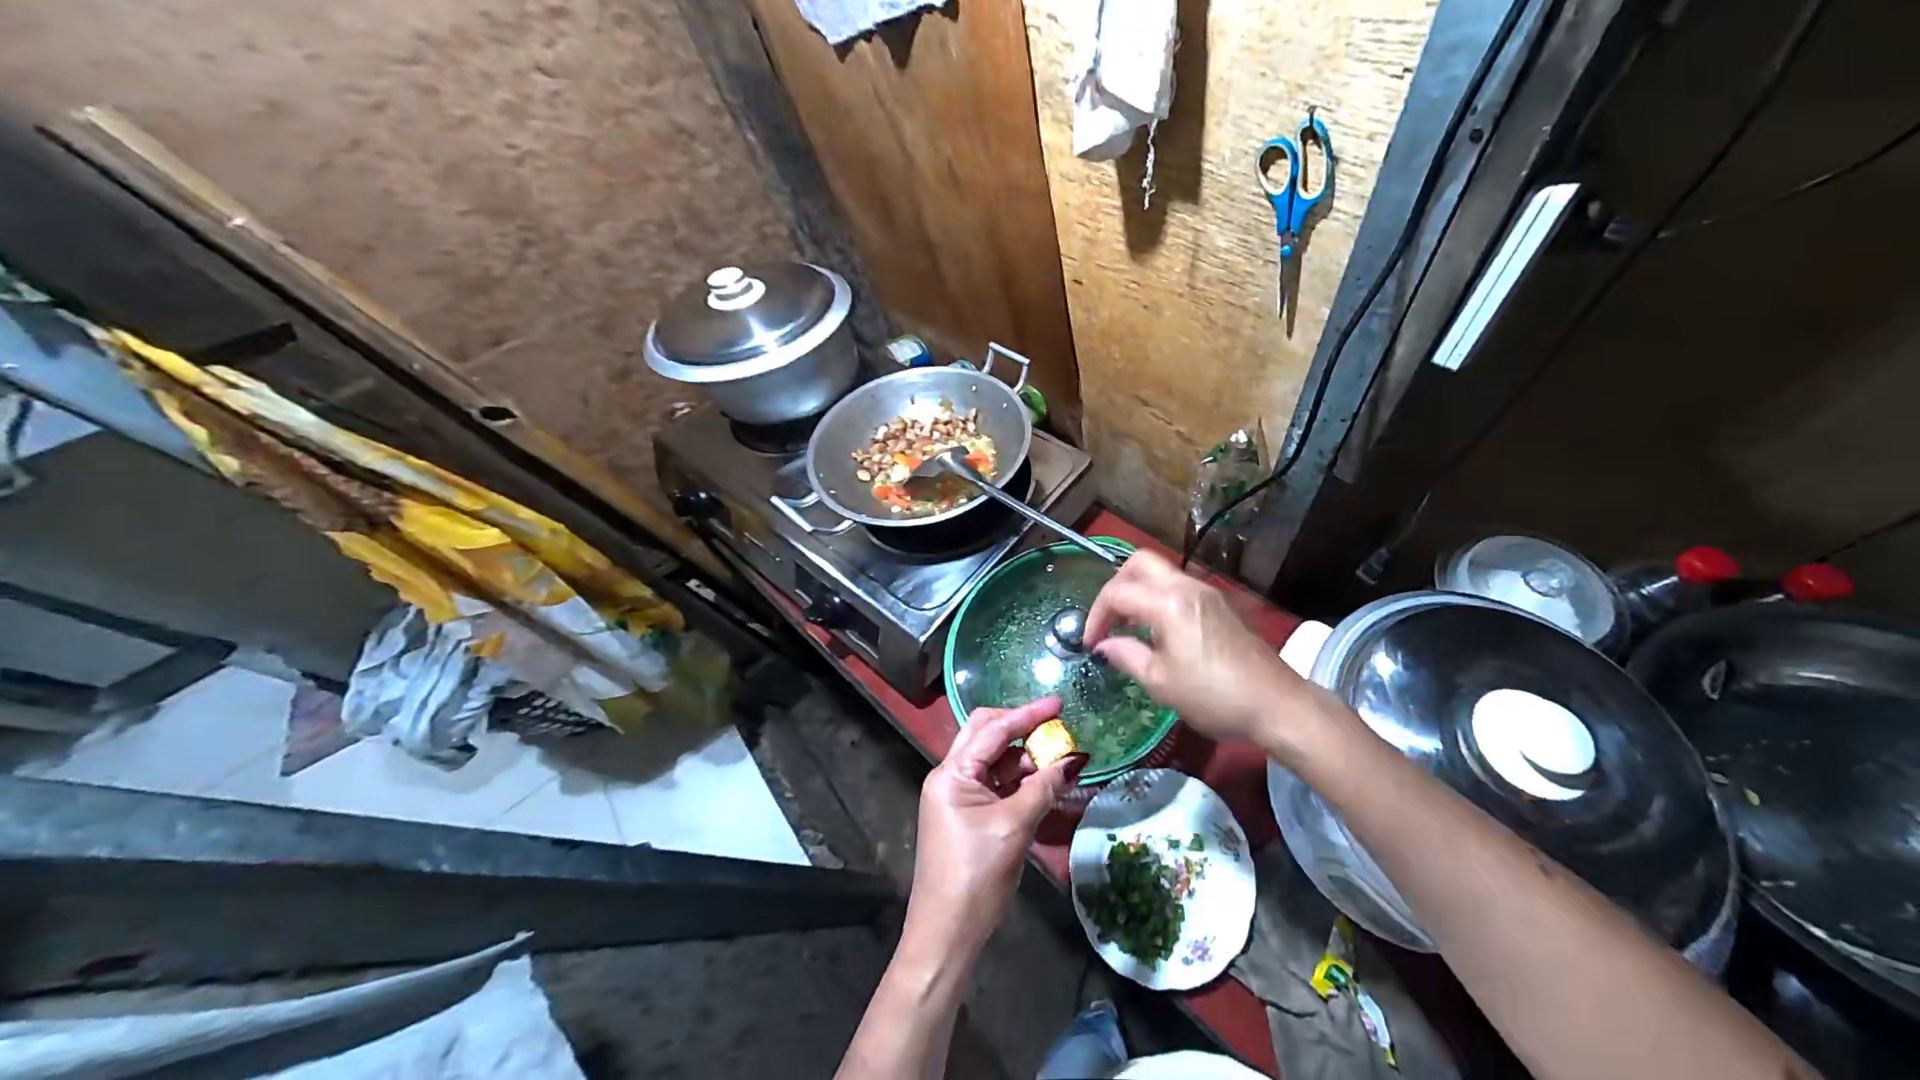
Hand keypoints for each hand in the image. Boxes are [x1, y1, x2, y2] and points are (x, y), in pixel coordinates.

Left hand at [906, 698, 1085, 955]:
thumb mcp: (1014, 828)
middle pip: (986, 735)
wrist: (947, 932)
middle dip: (1021, 728)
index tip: (1059, 703)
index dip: (1027, 714)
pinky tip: (1042, 781)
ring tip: (1057, 758)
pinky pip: (993, 784)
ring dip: (1023, 757)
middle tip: (1056, 726)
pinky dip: (1017, 780)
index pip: (992, 729)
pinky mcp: (965, 814)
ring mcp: (955, 795)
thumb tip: (1074, 760)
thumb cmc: (976, 876)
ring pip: (992, 760)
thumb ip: (1044, 789)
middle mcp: (949, 776)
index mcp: (951, 773)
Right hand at [1084, 550, 1325, 755]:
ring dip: (1138, 591)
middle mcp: (1187, 588)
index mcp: (1168, 603)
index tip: (1090, 642)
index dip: (1096, 615)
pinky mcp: (1220, 606)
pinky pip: (1178, 587)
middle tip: (1107, 619)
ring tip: (1129, 627)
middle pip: (1139, 563)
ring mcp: (1207, 594)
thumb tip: (1104, 645)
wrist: (1276, 705)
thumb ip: (1127, 656)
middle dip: (1115, 586)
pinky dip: (1158, 598)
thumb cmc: (1214, 696)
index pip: (1117, 593)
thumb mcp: (1161, 682)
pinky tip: (1158, 631)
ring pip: (1161, 573)